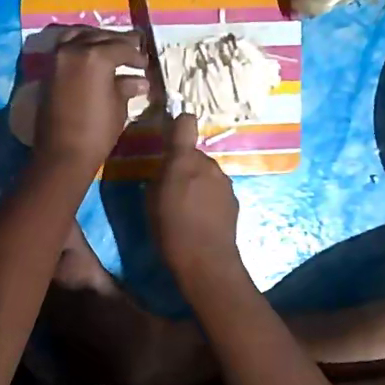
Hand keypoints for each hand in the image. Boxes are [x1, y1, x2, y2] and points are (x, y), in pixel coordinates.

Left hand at [34, 25, 148, 169]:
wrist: (62, 153)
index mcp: (96, 56)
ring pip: (78, 36)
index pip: (121, 47)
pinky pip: (65, 47)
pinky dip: (78, 45)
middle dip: (117, 41)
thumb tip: (139, 81)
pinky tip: (89, 55)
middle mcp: (74, 49)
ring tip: (108, 47)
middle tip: (131, 48)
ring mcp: (57, 58)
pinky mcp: (48, 70)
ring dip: (95, 38)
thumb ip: (126, 87)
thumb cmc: (97, 132)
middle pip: (99, 36)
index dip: (135, 55)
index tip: (144, 62)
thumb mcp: (118, 107)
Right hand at [147, 113, 244, 289]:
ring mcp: (225, 182)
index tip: (171, 132)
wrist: (206, 261)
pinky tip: (200, 218)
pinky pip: (216, 190)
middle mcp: (209, 165)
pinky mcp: (233, 200)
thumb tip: (166, 167)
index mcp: (184, 161)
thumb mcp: (151, 201)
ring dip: (197, 182)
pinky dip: (208, 197)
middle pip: (195, 155)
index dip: (179, 124)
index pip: (185, 123)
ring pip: (206, 173)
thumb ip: (159, 176)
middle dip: (184, 165)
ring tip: (185, 207)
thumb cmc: (170, 230)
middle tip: (171, 188)